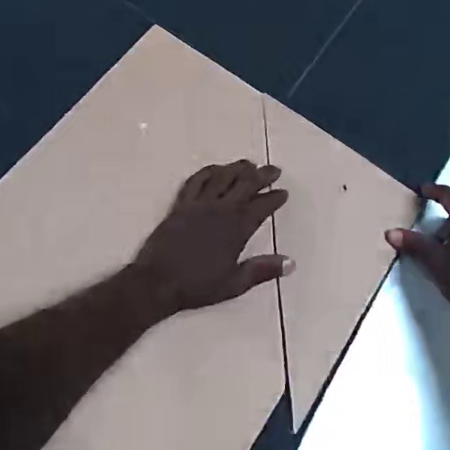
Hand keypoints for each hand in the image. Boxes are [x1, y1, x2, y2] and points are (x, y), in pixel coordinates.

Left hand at [126, 161, 291, 315]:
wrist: (158, 280)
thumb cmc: (197, 285)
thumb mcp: (235, 283)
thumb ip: (262, 270)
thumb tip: (290, 263)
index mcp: (236, 229)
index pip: (261, 207)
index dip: (274, 198)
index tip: (283, 192)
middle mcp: (219, 210)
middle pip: (245, 185)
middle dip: (262, 176)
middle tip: (274, 170)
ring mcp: (199, 204)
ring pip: (222, 177)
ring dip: (237, 168)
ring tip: (249, 163)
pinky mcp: (181, 204)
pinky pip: (196, 181)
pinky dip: (208, 171)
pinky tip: (215, 169)